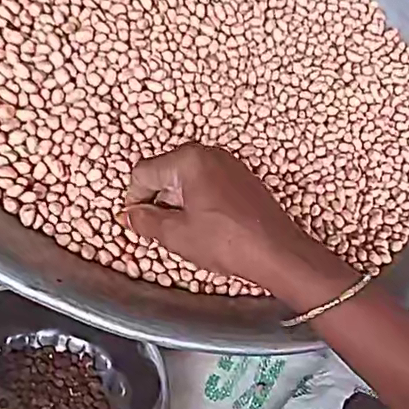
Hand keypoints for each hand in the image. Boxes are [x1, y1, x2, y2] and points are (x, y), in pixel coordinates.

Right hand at [123, 143, 333, 290]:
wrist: (277, 253)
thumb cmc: (230, 242)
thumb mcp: (177, 235)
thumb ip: (146, 222)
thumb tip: (131, 216)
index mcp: (189, 160)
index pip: (144, 173)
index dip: (134, 200)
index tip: (135, 220)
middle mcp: (211, 155)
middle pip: (167, 174)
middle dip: (158, 202)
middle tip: (158, 231)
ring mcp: (231, 167)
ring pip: (190, 182)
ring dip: (180, 205)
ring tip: (186, 234)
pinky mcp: (245, 182)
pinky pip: (211, 187)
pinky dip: (201, 205)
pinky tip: (207, 230)